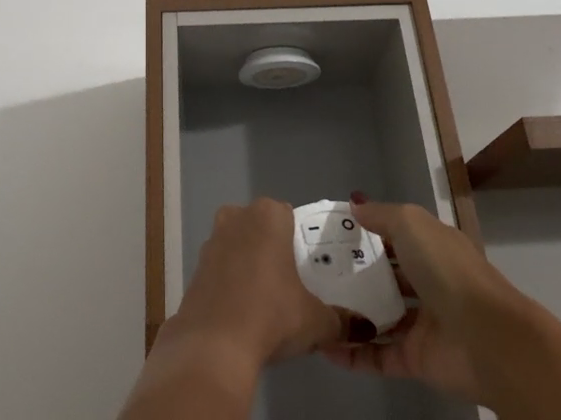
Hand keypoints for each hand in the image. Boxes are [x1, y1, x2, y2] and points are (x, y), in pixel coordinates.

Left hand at [166, 197, 345, 363]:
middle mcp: (236, 218)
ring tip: (265, 300)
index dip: (298, 240)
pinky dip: (230, 284)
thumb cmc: (272, 315)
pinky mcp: (194, 268)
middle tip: (289, 282)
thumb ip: (343, 322)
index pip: (288, 215)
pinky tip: (241, 312)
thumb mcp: (317, 322)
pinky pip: (220, 270)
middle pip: (260, 227)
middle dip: (271, 248)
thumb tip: (366, 330)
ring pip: (237, 246)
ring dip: (248, 265)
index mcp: (268, 216)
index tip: (306, 267)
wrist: (213, 344)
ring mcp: (210, 241)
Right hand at [321, 199, 514, 402]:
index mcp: (434, 250)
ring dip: (350, 315)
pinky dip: (353, 353)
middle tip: (314, 273)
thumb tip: (354, 205)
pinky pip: (378, 355)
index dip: (367, 234)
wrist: (487, 340)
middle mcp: (430, 285)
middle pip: (386, 278)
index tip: (331, 235)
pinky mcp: (416, 360)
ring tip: (313, 308)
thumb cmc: (448, 271)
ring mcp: (423, 325)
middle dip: (354, 276)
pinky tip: (324, 346)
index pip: (396, 238)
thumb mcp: (412, 225)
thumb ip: (381, 215)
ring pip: (380, 318)